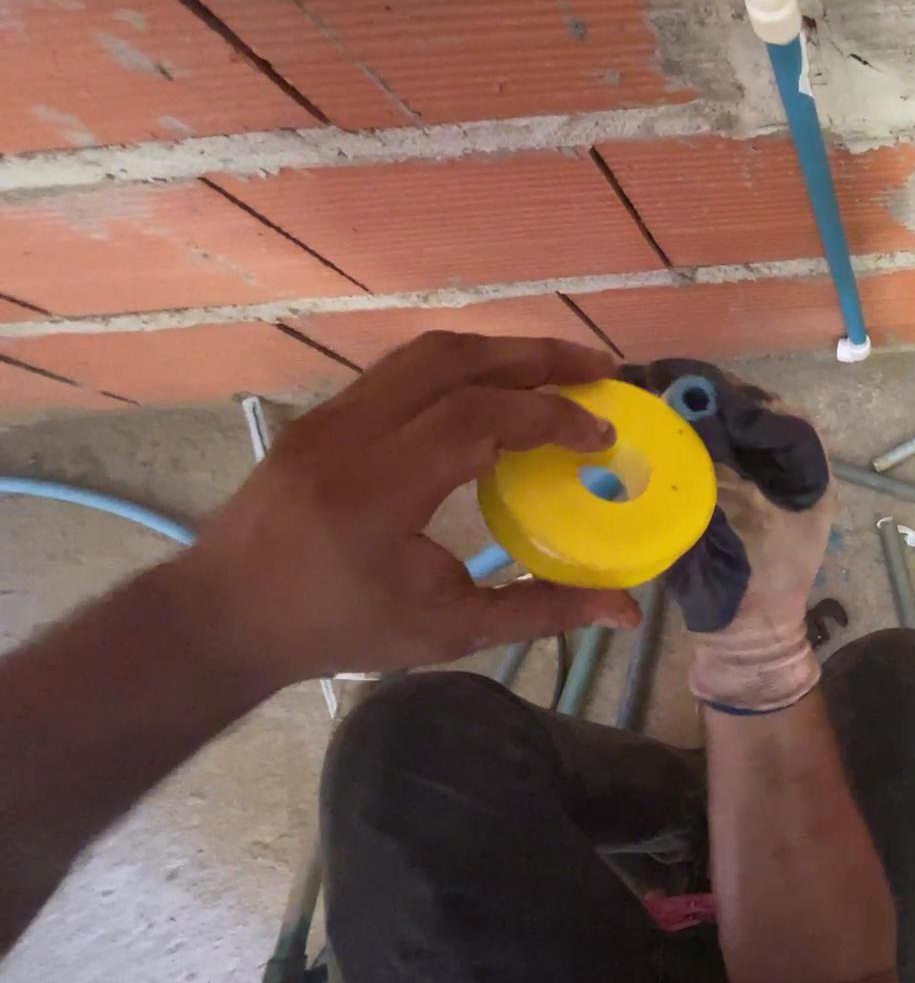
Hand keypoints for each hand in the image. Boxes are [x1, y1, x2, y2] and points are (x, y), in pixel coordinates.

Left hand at [170, 331, 641, 687]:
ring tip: (566, 367)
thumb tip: (628, 611)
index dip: (550, 416)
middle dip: (539, 357)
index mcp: (375, 492)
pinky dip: (472, 365)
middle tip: (603, 369)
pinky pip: (408, 368)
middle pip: (453, 360)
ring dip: (506, 351)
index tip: (602, 435)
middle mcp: (346, 437)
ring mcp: (329, 416)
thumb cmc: (339, 628)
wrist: (219, 618)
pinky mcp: (327, 414)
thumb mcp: (451, 631)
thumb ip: (545, 611)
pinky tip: (507, 385)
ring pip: (428, 352)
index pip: (475, 419)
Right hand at [642, 364, 831, 714]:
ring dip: (696, 418)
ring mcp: (759, 490)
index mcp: (810, 480)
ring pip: (731, 438)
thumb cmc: (757, 586)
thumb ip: (722, 467)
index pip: (787, 421)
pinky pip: (711, 462)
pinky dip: (685, 446)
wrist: (744, 642)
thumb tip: (693, 414)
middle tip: (668, 381)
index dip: (746, 402)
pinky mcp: (731, 502)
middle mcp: (789, 478)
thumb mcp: (745, 522)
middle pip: (755, 423)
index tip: (702, 393)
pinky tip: (655, 430)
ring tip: (654, 395)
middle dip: (715, 401)